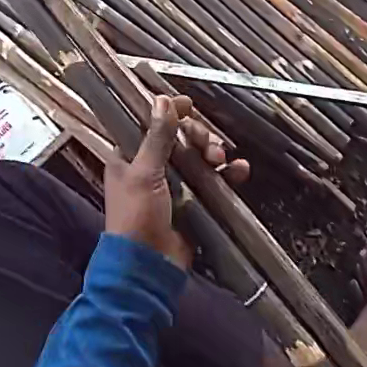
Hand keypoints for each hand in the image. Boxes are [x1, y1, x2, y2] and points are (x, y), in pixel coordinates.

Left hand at [101, 95, 246, 267]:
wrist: (148, 266)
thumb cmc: (137, 216)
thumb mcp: (145, 172)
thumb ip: (156, 137)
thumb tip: (162, 100)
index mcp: (127, 156)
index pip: (148, 124)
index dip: (167, 112)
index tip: (188, 104)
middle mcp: (148, 167)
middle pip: (177, 138)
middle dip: (196, 135)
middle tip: (207, 143)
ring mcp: (171, 185)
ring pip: (196, 157)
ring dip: (212, 152)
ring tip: (220, 157)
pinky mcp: (192, 202)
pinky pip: (211, 181)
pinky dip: (226, 174)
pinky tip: (238, 170)